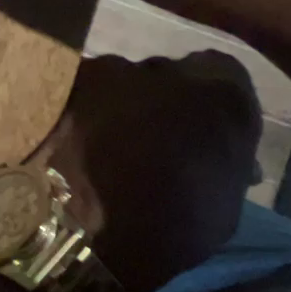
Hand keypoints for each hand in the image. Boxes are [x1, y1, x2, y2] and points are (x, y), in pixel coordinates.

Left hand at [31, 52, 262, 291]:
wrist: (87, 224)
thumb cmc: (172, 223)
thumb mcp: (224, 195)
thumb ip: (223, 153)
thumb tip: (215, 142)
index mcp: (219, 97)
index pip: (225, 73)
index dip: (213, 99)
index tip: (205, 123)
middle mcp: (164, 69)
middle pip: (171, 74)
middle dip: (166, 99)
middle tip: (155, 135)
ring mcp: (109, 67)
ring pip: (124, 77)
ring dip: (122, 100)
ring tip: (108, 137)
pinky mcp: (64, 76)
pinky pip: (84, 84)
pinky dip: (84, 103)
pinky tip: (76, 131)